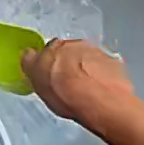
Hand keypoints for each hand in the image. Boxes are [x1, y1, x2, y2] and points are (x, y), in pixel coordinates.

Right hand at [21, 39, 143, 129]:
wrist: (99, 100)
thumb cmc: (65, 92)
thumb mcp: (37, 81)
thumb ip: (31, 65)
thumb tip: (28, 56)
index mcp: (54, 46)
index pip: (49, 49)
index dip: (49, 63)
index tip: (50, 74)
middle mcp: (76, 45)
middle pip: (70, 53)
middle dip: (69, 65)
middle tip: (68, 85)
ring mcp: (97, 53)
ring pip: (89, 59)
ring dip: (87, 71)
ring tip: (86, 92)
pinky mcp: (115, 65)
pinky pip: (106, 69)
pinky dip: (103, 78)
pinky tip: (101, 94)